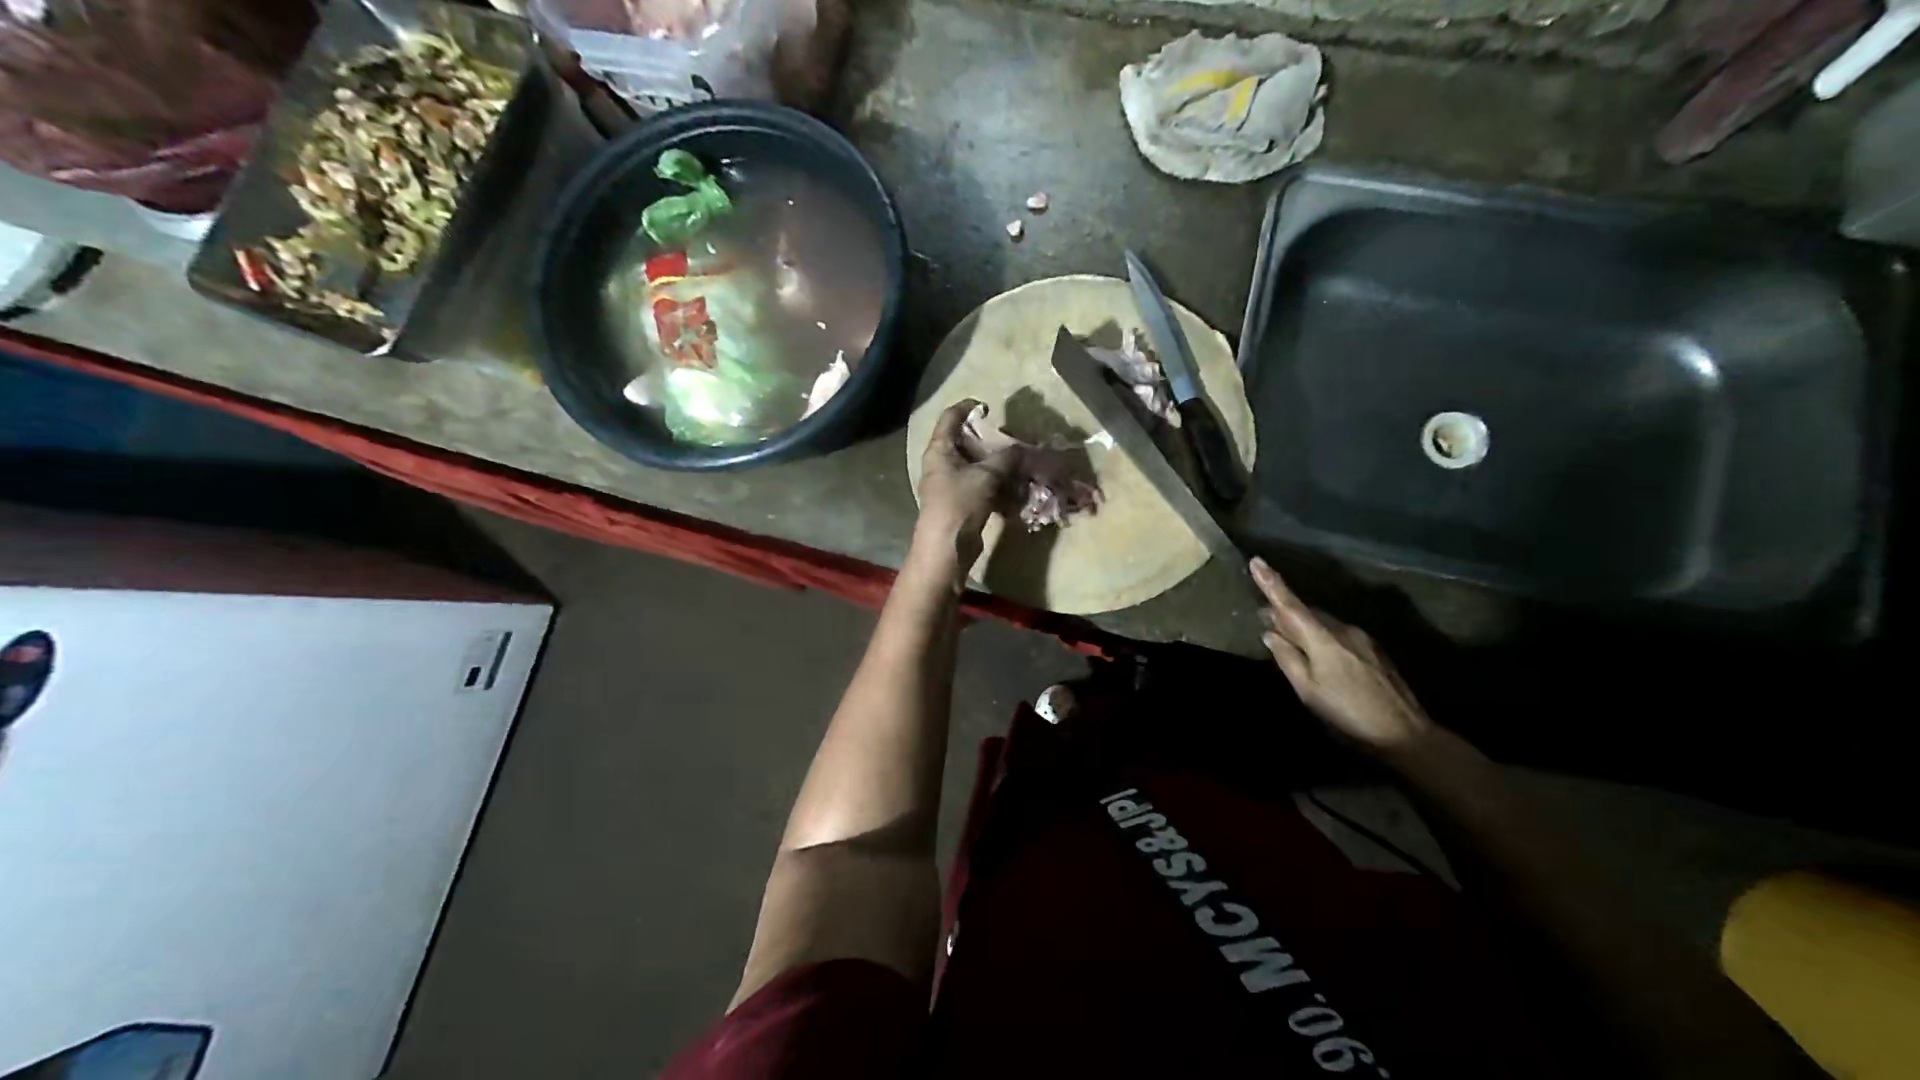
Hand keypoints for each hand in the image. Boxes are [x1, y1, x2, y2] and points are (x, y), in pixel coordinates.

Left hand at [914, 399, 1019, 568]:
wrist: (947, 549)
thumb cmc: (960, 504)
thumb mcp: (987, 476)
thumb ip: (1007, 458)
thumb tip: (1023, 448)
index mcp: (939, 450)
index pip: (950, 418)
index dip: (967, 407)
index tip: (988, 406)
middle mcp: (942, 465)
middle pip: (966, 443)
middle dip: (991, 441)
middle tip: (1012, 439)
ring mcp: (950, 486)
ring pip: (977, 467)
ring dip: (999, 466)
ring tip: (1021, 463)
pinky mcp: (961, 505)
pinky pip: (982, 488)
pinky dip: (998, 487)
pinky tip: (1017, 489)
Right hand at [1251, 557, 1433, 754]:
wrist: (1406, 736)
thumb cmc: (1348, 716)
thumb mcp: (1308, 692)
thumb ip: (1288, 659)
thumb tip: (1271, 634)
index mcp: (1324, 639)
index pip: (1291, 605)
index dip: (1271, 583)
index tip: (1256, 561)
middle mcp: (1344, 631)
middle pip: (1307, 613)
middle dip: (1283, 613)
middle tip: (1261, 618)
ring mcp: (1363, 639)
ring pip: (1323, 624)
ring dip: (1303, 627)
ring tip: (1286, 638)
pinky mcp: (1374, 651)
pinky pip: (1338, 634)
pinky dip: (1321, 637)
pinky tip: (1317, 654)